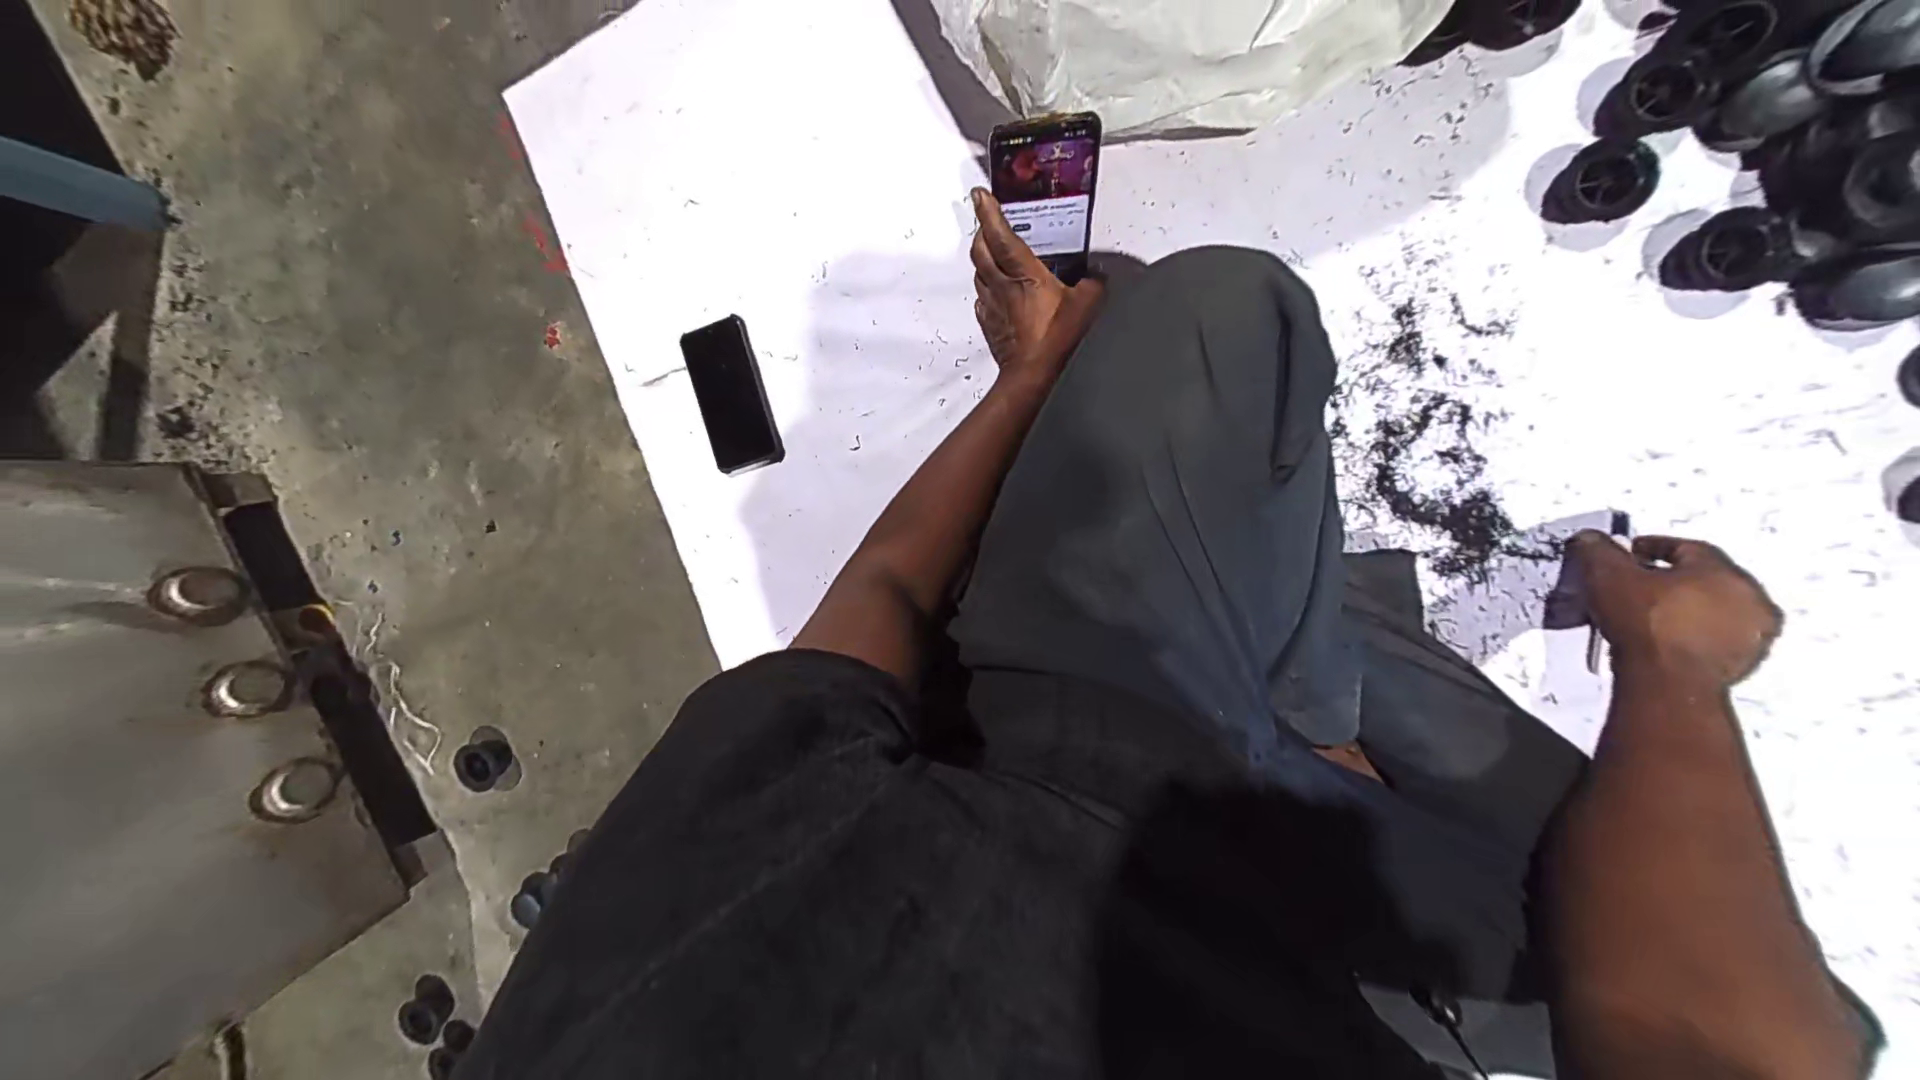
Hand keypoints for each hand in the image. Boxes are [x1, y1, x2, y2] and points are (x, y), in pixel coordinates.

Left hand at [970, 188, 1104, 384]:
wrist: (1033, 376)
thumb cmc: (1054, 342)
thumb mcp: (1087, 305)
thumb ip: (1092, 284)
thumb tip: (1095, 277)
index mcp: (1022, 274)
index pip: (999, 234)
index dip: (989, 211)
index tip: (981, 196)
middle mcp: (1001, 287)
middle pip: (980, 250)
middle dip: (982, 232)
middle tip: (988, 222)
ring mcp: (993, 308)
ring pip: (978, 273)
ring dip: (982, 259)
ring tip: (991, 252)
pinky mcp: (991, 326)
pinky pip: (983, 299)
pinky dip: (986, 288)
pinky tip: (994, 290)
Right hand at [1569, 532, 1782, 688]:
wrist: (1666, 678)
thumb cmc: (1642, 621)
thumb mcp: (1606, 576)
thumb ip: (1598, 550)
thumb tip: (1590, 538)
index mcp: (1723, 572)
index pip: (1687, 547)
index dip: (1653, 546)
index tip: (1627, 552)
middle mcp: (1751, 598)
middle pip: (1704, 578)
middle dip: (1671, 578)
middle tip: (1637, 583)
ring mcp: (1754, 633)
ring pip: (1713, 608)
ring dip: (1684, 606)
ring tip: (1648, 612)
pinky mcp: (1746, 660)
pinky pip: (1715, 635)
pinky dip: (1691, 631)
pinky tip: (1662, 637)